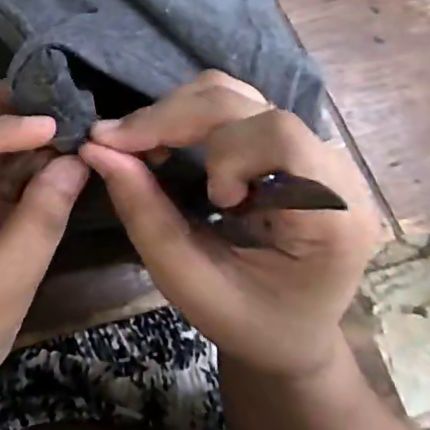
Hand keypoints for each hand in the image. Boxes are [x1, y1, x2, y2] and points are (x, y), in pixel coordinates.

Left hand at [0, 81, 89, 409]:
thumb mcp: (4, 284)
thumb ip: (40, 221)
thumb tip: (78, 161)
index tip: (49, 125)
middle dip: (5, 106)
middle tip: (58, 98)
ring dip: (22, 126)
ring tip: (70, 117)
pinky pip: (0, 162)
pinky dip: (30, 153)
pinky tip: (62, 147)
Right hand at [79, 71, 386, 378]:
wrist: (292, 336)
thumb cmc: (250, 323)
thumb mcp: (191, 285)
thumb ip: (146, 215)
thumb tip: (96, 149)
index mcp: (333, 216)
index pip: (281, 137)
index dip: (227, 149)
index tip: (206, 196)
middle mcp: (333, 169)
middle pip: (247, 104)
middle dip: (175, 117)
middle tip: (116, 142)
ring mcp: (312, 149)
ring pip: (234, 94)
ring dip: (176, 110)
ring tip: (138, 143)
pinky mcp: (288, 141)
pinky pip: (233, 103)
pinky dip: (187, 113)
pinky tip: (164, 140)